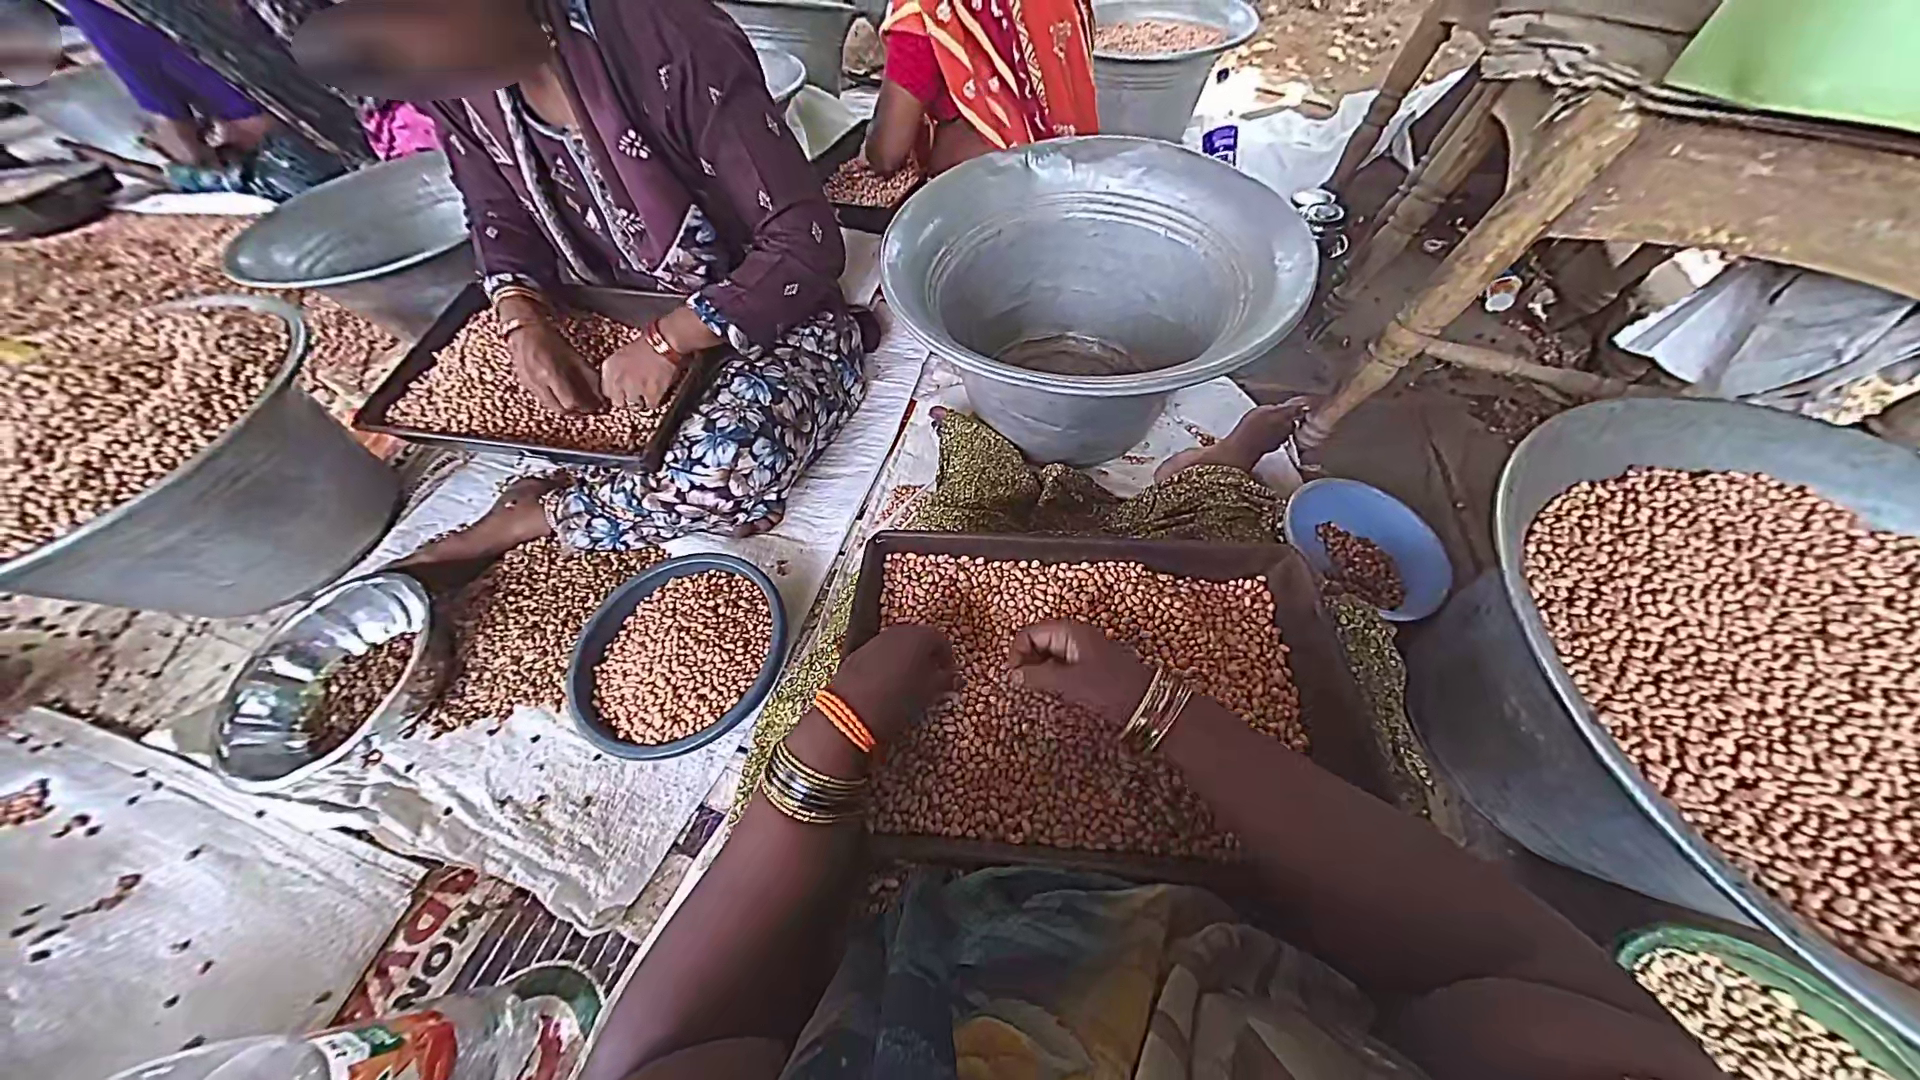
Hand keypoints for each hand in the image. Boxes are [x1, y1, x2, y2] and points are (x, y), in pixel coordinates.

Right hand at [509, 321, 603, 413]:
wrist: (524, 332)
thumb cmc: (552, 342)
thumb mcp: (574, 358)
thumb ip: (588, 377)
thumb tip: (601, 395)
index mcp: (551, 374)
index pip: (570, 402)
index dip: (585, 407)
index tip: (595, 406)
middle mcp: (538, 382)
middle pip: (561, 410)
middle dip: (577, 412)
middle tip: (588, 408)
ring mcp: (529, 385)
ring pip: (551, 407)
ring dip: (566, 409)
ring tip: (579, 404)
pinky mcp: (525, 385)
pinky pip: (543, 401)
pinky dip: (556, 402)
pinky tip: (564, 397)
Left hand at [601, 340, 678, 408]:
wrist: (660, 347)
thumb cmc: (643, 348)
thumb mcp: (619, 356)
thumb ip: (613, 371)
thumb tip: (614, 385)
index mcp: (609, 370)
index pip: (606, 391)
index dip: (615, 393)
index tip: (621, 393)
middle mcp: (619, 381)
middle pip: (618, 402)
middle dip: (626, 400)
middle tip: (634, 396)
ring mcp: (635, 389)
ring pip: (634, 405)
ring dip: (640, 401)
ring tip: (646, 394)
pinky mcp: (651, 394)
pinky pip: (650, 405)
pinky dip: (653, 401)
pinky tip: (655, 394)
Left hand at [829, 624, 954, 745]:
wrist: (850, 711)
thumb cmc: (899, 699)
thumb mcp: (928, 693)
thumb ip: (946, 680)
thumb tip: (957, 677)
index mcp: (919, 637)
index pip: (941, 640)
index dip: (947, 657)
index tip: (948, 674)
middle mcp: (897, 632)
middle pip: (919, 638)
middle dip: (927, 655)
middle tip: (931, 677)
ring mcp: (875, 640)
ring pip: (898, 645)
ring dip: (907, 659)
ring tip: (910, 682)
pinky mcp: (858, 652)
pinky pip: (881, 653)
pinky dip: (888, 663)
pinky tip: (888, 684)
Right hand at [1006, 620, 1152, 726]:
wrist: (1149, 704)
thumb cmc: (1110, 689)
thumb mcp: (1069, 682)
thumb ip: (1037, 676)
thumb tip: (1012, 676)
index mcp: (1069, 631)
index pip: (1029, 633)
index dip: (1017, 653)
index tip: (1013, 677)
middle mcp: (1075, 636)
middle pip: (1037, 642)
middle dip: (1026, 662)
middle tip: (1022, 686)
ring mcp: (1083, 651)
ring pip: (1048, 656)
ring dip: (1037, 671)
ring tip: (1034, 692)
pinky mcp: (1089, 667)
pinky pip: (1060, 667)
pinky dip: (1051, 678)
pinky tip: (1051, 694)